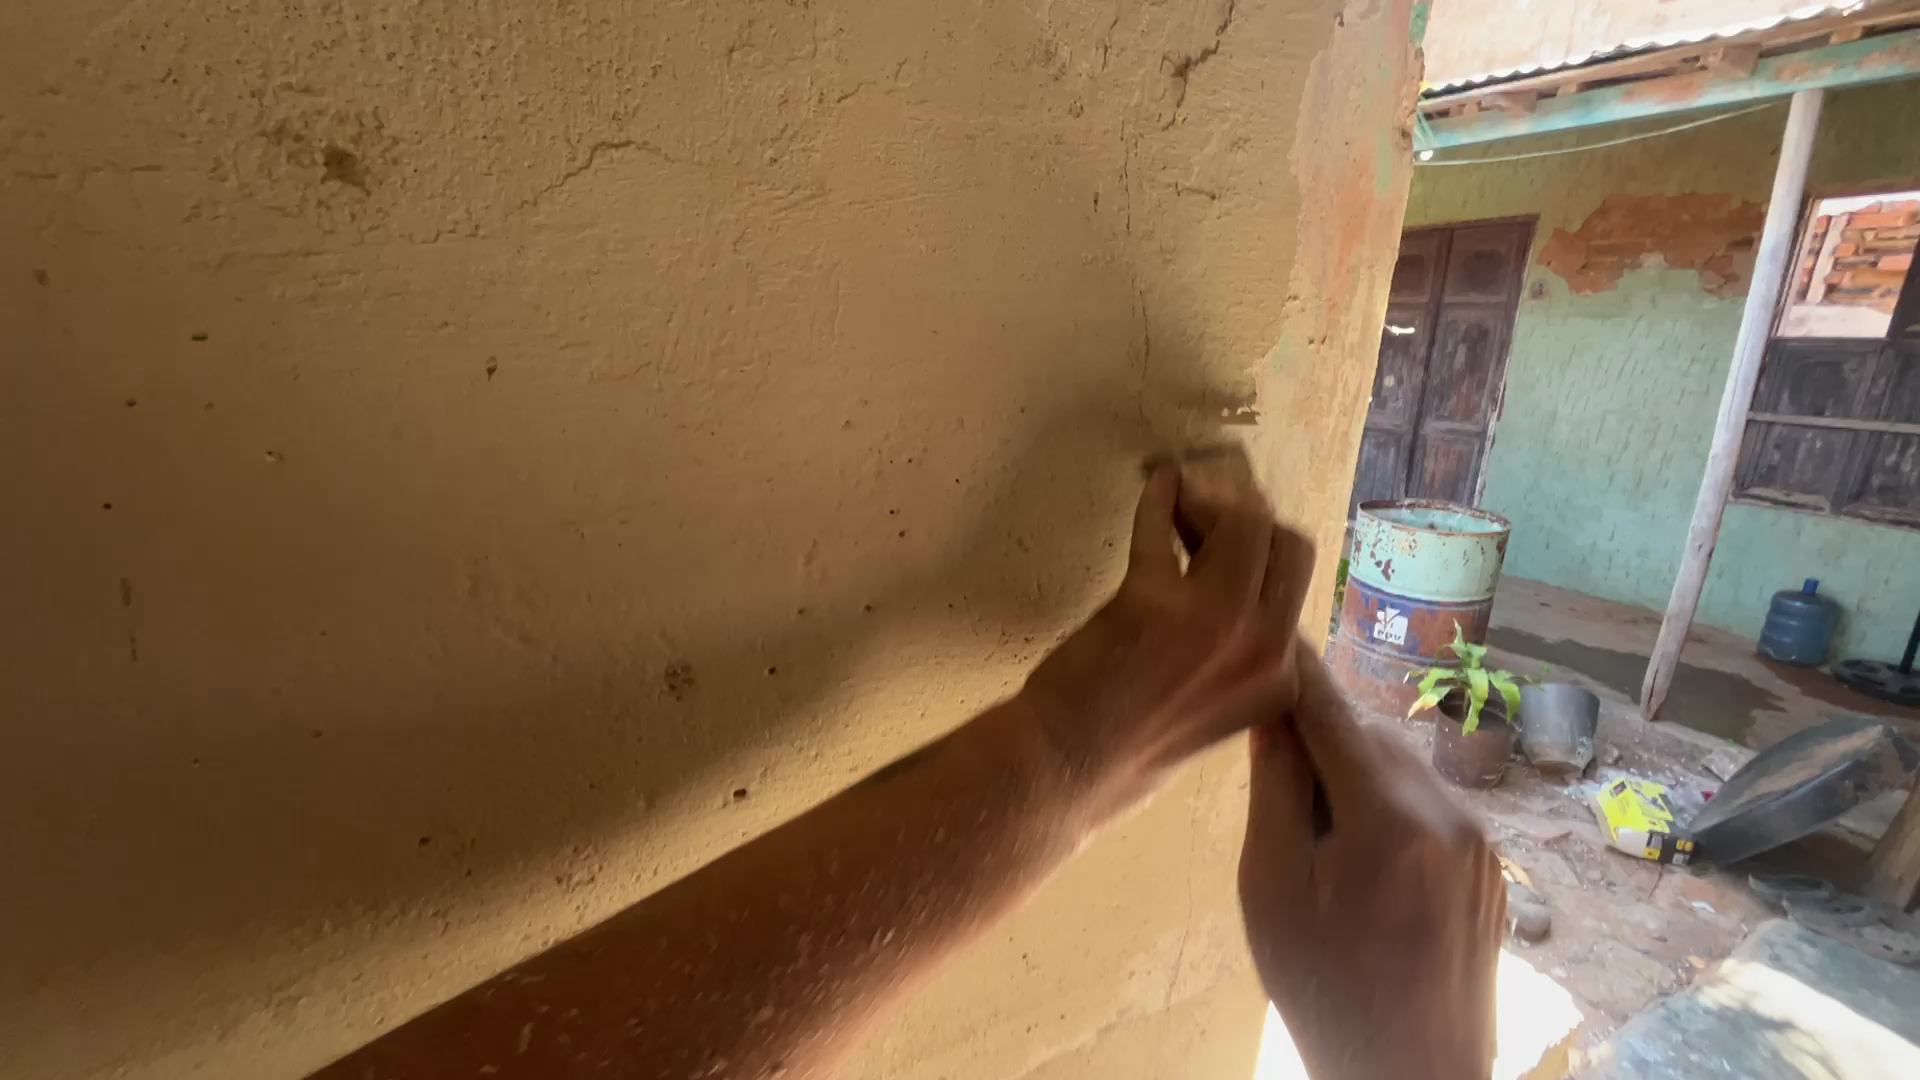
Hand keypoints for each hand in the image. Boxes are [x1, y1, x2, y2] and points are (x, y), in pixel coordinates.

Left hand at [1015, 464, 1314, 826]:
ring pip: (1244, 522)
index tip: (1228, 534)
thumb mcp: (1210, 707)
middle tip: (1207, 510)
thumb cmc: (1128, 745)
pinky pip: (1163, 527)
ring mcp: (1215, 623)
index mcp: (1280, 680)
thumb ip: (1234, 655)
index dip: (1263, 549)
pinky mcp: (1154, 601)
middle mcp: (1263, 648)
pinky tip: (1157, 484)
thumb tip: (1234, 591)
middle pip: (1287, 545)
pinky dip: (1159, 498)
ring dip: (1211, 498)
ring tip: (1181, 497)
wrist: (1067, 769)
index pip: (1296, 588)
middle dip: (1251, 516)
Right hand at [1239, 650, 1503, 1079]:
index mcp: (1390, 819)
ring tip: (1309, 815)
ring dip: (1347, 763)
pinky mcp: (1489, 863)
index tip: (1269, 629)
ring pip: (1394, 763)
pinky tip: (1354, 843)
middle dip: (1315, 728)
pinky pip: (1422, 798)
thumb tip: (1270, 711)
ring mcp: (1480, 840)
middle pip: (1366, 735)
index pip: (1331, 711)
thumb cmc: (1321, 984)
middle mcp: (1450, 814)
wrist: (1411, 1079)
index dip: (1295, 668)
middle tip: (1267, 750)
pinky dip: (1379, 794)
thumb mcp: (1271, 883)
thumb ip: (1275, 787)